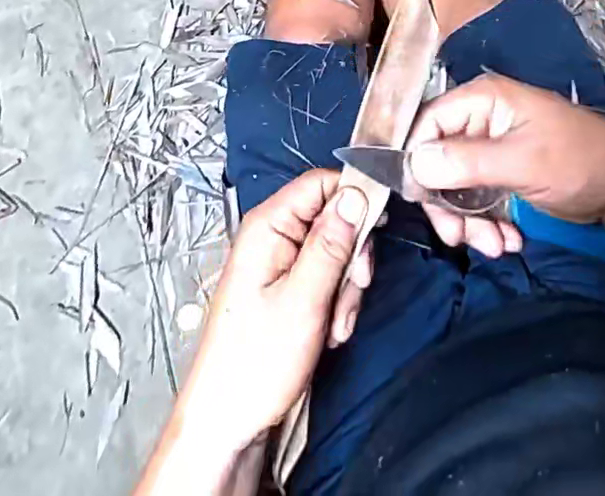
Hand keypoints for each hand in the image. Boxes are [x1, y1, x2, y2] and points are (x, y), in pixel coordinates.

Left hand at [173, 170, 373, 453]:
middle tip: (354, 287)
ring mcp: (281, 260)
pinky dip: (338, 300)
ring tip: (334, 322)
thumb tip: (355, 194)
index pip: (320, 183)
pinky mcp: (289, 283)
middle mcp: (273, 235)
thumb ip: (331, 243)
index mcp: (268, 226)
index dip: (354, 199)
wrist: (228, 421)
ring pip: (337, 248)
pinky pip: (329, 274)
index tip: (376, 229)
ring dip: (347, 286)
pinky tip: (328, 328)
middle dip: (352, 255)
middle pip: (334, 216)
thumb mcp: (303, 299)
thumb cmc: (253, 364)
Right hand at [406, 73, 604, 252]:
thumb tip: (413, 164)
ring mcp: (490, 148)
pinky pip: (475, 200)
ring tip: (496, 247)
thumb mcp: (524, 162)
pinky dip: (485, 225)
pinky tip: (508, 241)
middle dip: (447, 204)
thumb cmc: (580, 162)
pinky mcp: (500, 174)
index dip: (417, 159)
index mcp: (483, 99)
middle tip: (461, 238)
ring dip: (468, 222)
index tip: (420, 199)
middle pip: (436, 159)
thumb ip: (467, 162)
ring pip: (453, 186)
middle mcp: (480, 119)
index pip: (428, 122)